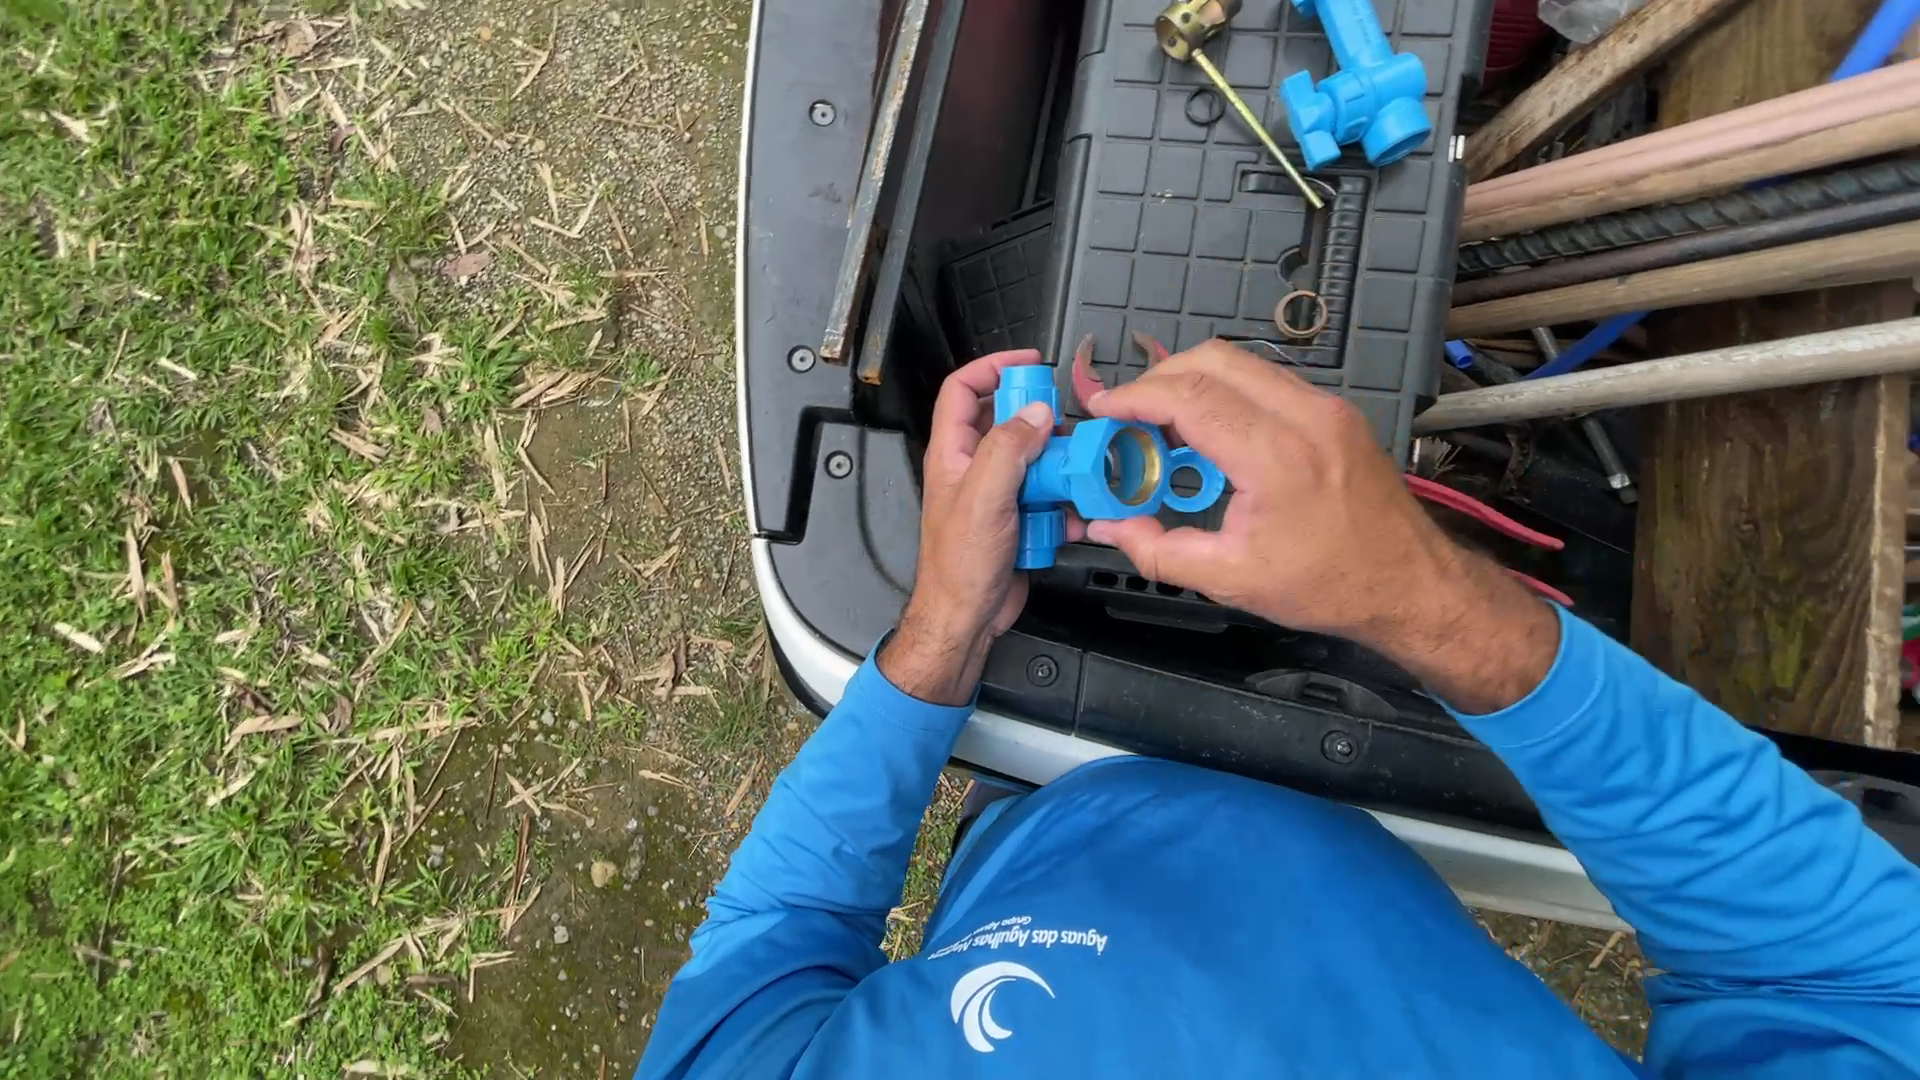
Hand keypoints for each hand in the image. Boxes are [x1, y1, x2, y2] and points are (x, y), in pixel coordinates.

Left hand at [880, 350, 1074, 704]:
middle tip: (1063, 426)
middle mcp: (973, 469)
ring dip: (1058, 466)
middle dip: (1039, 422)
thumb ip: (1007, 449)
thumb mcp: (982, 498)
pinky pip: (1046, 499)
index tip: (1028, 364)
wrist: (967, 618)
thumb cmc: (958, 567)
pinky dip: (1063, 505)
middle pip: (1007, 423)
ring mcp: (997, 495)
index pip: (962, 390)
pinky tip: (1072, 515)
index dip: (991, 368)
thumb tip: (1035, 414)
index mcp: (953, 454)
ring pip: (1034, 461)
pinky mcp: (1017, 519)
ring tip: (1075, 471)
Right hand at [1082, 341, 1557, 712]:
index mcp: (1278, 458)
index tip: (1102, 410)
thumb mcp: (1231, 580)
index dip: (1136, 397)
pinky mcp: (1332, 410)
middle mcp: (1306, 416)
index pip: (1192, 398)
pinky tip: (1203, 429)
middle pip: (1212, 360)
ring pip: (1239, 361)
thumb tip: (1108, 526)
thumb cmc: (1326, 585)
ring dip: (1188, 380)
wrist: (1411, 583)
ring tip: (1158, 422)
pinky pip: (1262, 379)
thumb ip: (1158, 551)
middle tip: (1125, 414)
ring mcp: (1325, 406)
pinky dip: (1220, 389)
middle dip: (1156, 378)